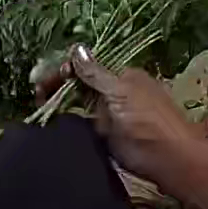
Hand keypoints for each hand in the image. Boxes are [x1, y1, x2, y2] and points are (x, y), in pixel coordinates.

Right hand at [41, 45, 207, 183]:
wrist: (170, 160)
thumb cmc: (148, 121)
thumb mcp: (120, 91)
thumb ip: (96, 73)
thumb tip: (76, 48)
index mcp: (122, 77)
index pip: (87, 67)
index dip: (65, 71)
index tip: (44, 81)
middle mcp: (116, 94)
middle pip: (81, 85)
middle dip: (58, 86)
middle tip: (36, 94)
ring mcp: (112, 117)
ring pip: (80, 106)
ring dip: (61, 105)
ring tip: (39, 108)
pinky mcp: (109, 140)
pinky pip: (84, 127)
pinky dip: (69, 124)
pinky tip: (52, 126)